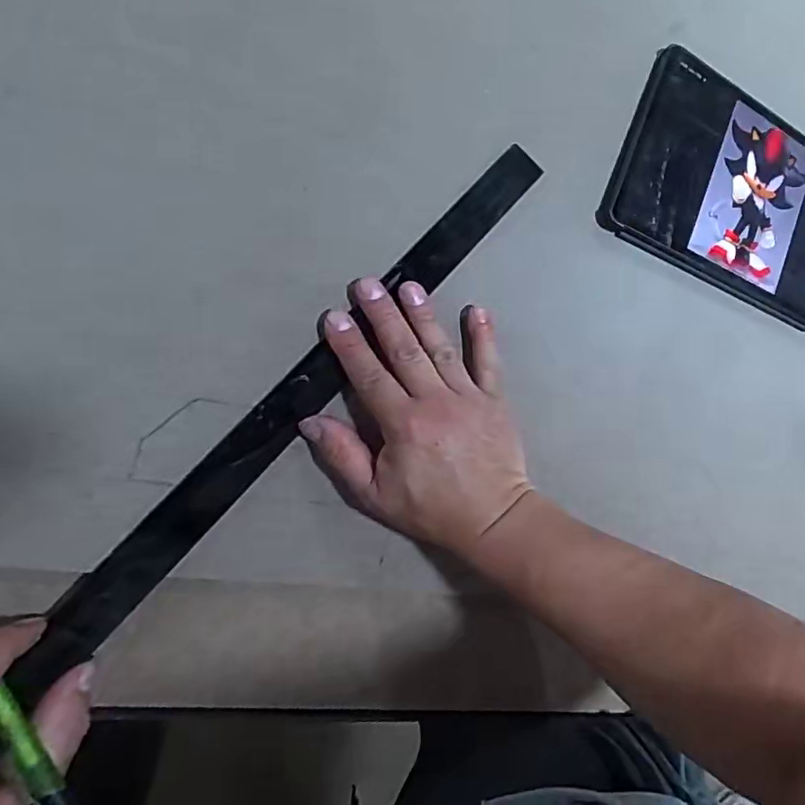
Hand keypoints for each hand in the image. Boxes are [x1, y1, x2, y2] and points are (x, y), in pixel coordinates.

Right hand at [301, 276, 532, 555]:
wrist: (494, 518)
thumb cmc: (432, 509)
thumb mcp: (376, 494)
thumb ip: (343, 456)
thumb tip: (311, 422)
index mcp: (403, 424)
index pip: (369, 375)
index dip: (349, 345)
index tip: (335, 317)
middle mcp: (434, 401)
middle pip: (403, 350)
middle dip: (382, 315)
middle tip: (368, 285)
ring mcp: (468, 396)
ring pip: (440, 348)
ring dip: (423, 315)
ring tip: (409, 286)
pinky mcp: (494, 398)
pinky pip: (488, 362)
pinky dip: (483, 335)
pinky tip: (476, 310)